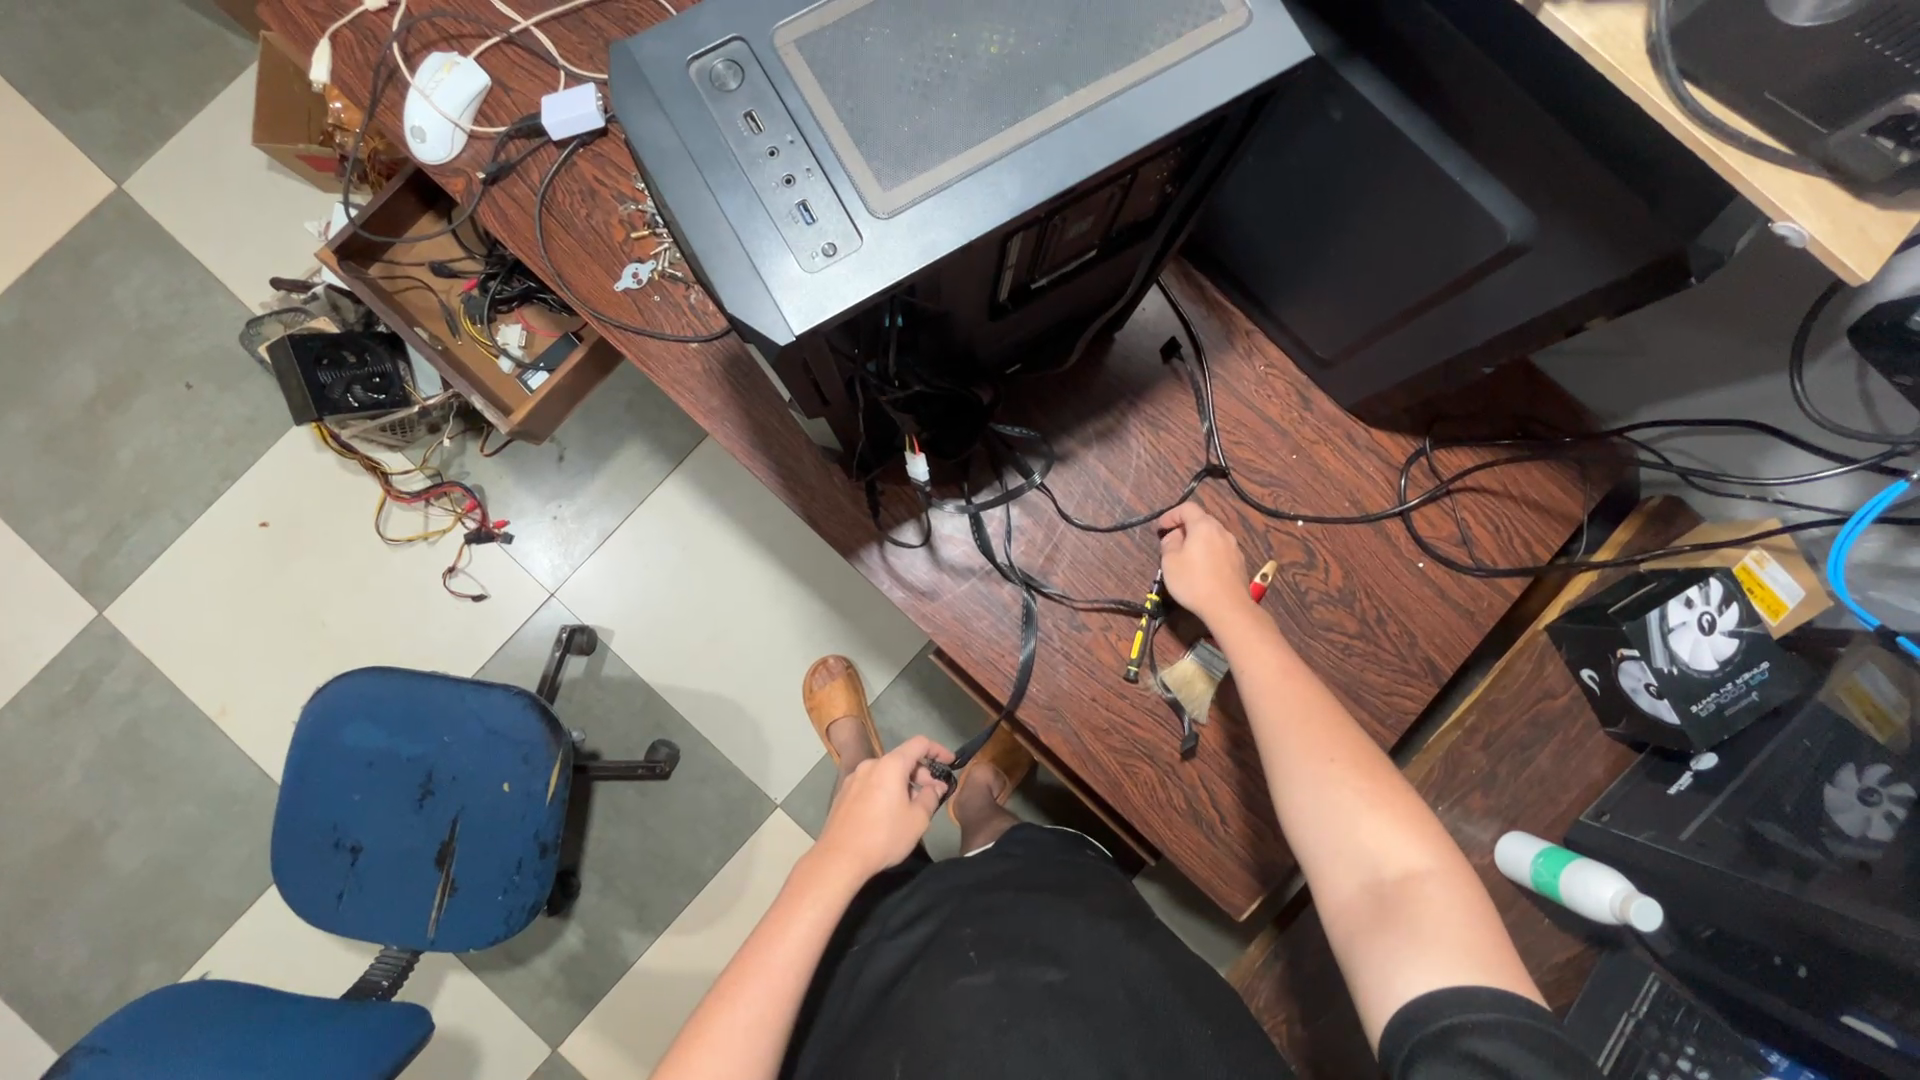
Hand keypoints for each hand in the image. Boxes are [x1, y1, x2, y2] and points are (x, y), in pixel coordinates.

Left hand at [812, 736, 953, 882]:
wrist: (839, 858)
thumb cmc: (884, 836)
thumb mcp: (917, 819)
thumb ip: (931, 797)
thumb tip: (936, 786)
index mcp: (890, 765)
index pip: (919, 743)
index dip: (938, 750)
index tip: (950, 763)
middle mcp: (870, 765)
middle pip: (902, 758)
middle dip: (921, 773)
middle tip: (931, 794)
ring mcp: (854, 779)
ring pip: (886, 773)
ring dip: (903, 783)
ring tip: (911, 808)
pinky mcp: (843, 794)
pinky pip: (871, 784)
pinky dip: (885, 790)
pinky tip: (888, 814)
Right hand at [1157, 504, 1254, 625]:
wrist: (1227, 606)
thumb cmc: (1193, 581)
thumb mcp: (1170, 562)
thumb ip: (1169, 543)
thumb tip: (1174, 536)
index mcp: (1203, 526)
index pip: (1187, 508)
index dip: (1171, 515)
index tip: (1161, 527)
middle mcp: (1221, 531)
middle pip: (1201, 520)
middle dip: (1184, 527)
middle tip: (1171, 542)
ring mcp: (1233, 547)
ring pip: (1212, 536)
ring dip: (1197, 541)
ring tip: (1186, 557)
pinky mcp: (1239, 562)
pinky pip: (1220, 550)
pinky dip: (1208, 552)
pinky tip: (1202, 569)